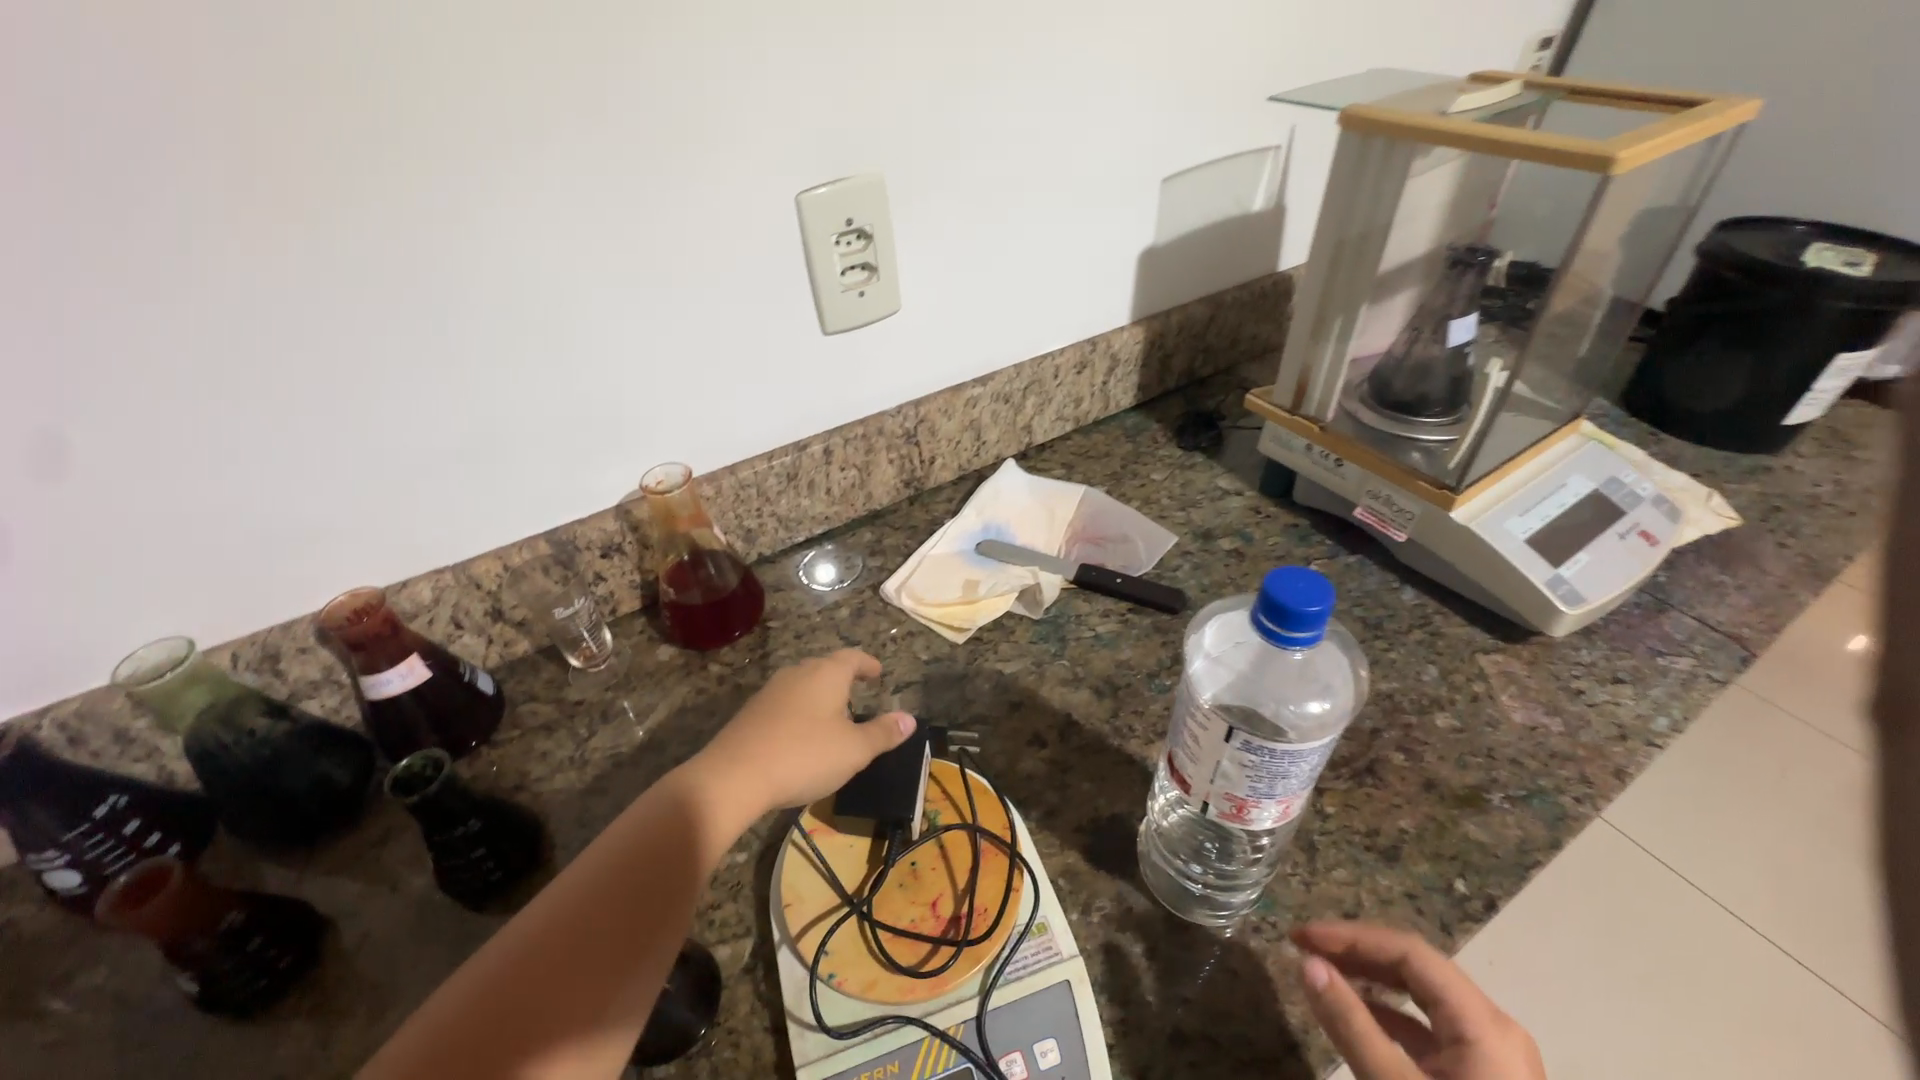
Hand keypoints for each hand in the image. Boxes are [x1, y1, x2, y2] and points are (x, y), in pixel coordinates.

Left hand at [689, 649, 915, 819]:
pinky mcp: (751, 713)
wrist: (734, 776)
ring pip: (803, 684)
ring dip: (820, 695)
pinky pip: (785, 703)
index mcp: (826, 674)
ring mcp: (770, 692)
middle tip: (858, 692)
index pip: (852, 657)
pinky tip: (801, 735)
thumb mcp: (854, 750)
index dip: (867, 664)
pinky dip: (800, 711)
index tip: (878, 672)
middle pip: (825, 667)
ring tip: (832, 715)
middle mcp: (798, 673)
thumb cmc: (804, 756)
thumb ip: (883, 733)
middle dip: (843, 677)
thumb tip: (910, 719)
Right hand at [1294, 921, 1544, 1079]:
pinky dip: (1389, 1015)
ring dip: (1370, 980)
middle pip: (1418, 969)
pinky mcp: (1483, 1078)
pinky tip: (1356, 1016)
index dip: (1351, 936)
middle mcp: (1495, 1028)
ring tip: (1322, 974)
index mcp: (1484, 1023)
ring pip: (1424, 998)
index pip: (1409, 952)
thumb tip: (1308, 964)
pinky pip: (1430, 1031)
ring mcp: (1493, 1055)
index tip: (1299, 937)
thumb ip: (1351, 1025)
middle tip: (1303, 948)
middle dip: (1358, 953)